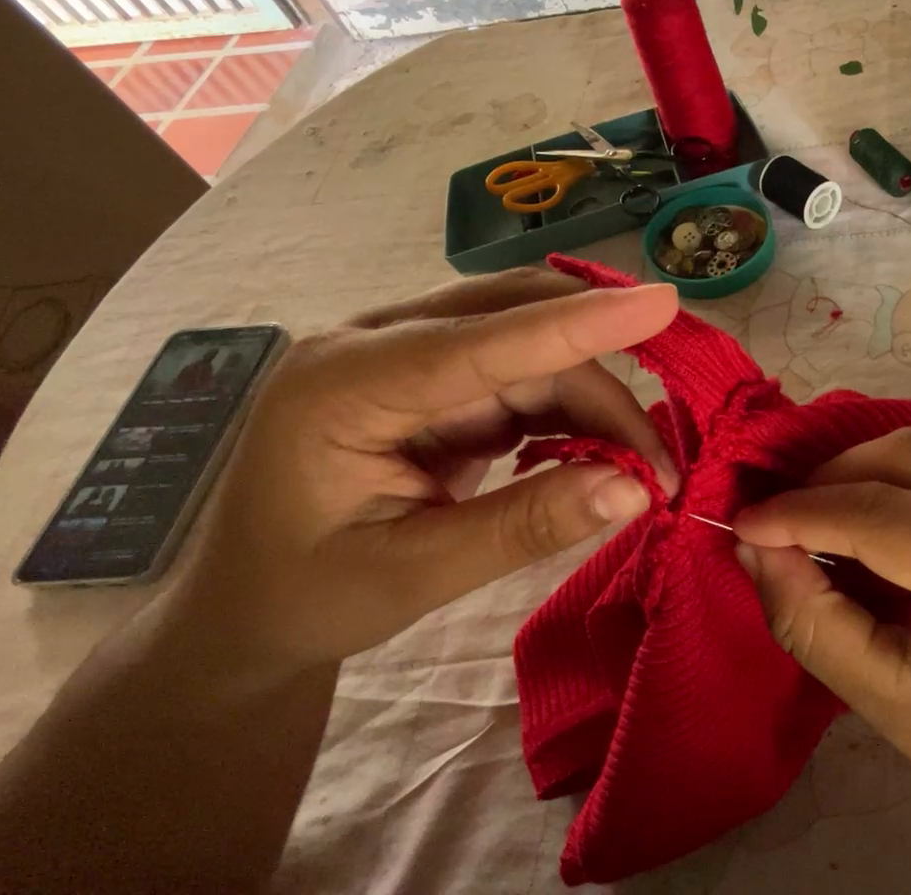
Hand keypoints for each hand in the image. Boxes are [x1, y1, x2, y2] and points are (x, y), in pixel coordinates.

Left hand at [162, 267, 680, 672]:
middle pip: (517, 325)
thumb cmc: (305, 597)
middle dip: (603, 376)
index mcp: (341, 387)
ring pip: (535, 348)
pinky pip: (529, 375)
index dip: (576, 324)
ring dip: (597, 401)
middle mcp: (376, 347)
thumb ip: (524, 526)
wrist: (245, 607)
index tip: (663, 303)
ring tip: (644, 470)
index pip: (477, 341)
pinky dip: (577, 412)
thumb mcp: (415, 576)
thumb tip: (635, 489)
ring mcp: (409, 356)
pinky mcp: (439, 378)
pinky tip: (604, 453)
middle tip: (665, 452)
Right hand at [733, 421, 910, 893]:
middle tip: (783, 521)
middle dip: (833, 480)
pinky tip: (889, 504)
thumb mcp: (889, 700)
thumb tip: (753, 541)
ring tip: (829, 513)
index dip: (801, 512)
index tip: (742, 522)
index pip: (883, 513)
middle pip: (910, 454)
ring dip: (872, 464)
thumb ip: (811, 617)